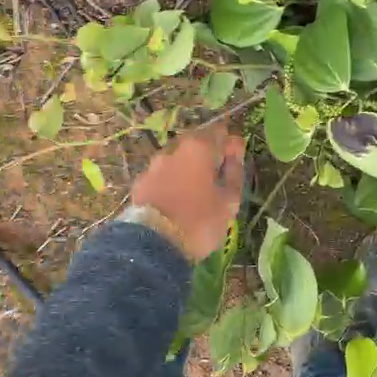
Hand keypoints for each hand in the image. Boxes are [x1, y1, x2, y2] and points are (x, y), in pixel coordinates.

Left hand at [130, 122, 244, 260]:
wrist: (152, 245)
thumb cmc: (199, 221)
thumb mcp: (229, 200)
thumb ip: (235, 171)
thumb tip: (236, 151)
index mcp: (200, 147)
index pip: (221, 131)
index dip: (230, 145)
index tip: (235, 163)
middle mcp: (175, 147)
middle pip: (197, 141)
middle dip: (208, 154)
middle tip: (216, 178)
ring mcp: (154, 164)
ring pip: (177, 157)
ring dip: (187, 167)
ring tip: (194, 191)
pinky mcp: (140, 182)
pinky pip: (162, 174)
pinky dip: (171, 180)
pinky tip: (175, 199)